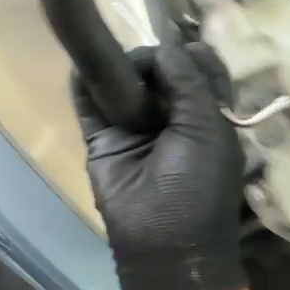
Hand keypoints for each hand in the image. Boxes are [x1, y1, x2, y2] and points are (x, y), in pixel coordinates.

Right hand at [73, 43, 246, 289]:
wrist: (163, 240)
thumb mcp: (207, 129)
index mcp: (206, 116)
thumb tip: (163, 49)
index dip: (186, 54)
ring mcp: (132, 128)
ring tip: (109, 55)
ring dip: (116, 68)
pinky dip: (83, 86)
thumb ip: (188, 84)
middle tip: (139, 62)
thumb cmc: (198, 186)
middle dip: (148, 60)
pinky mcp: (100, 140)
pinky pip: (89, 108)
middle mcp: (169, 117)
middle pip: (157, 73)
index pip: (197, 70)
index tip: (174, 50)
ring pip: (121, 86)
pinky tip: (82, 65)